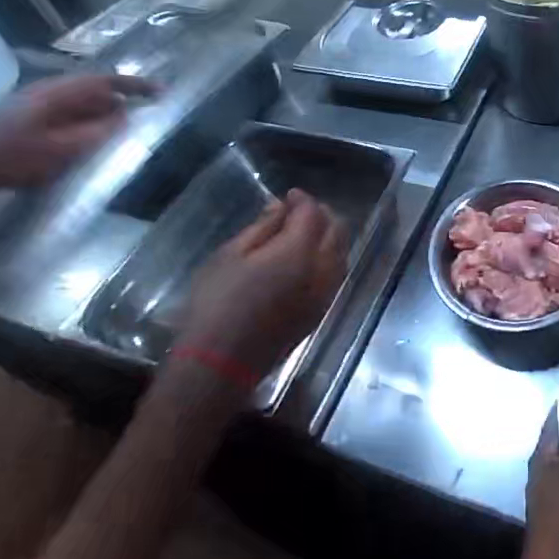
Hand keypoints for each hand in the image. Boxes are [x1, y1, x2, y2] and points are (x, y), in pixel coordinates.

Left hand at [0, 73, 153, 187]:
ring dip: (103, 118)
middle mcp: (47, 94)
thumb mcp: (61, 149)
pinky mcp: (26, 126)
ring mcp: (34, 109)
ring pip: (80, 107)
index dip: (135, 85)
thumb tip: (128, 118)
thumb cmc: (10, 158)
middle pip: (93, 92)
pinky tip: (89, 150)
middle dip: (121, 102)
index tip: (161, 92)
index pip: (105, 81)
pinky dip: (86, 129)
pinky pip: (67, 121)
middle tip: (146, 120)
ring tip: (124, 137)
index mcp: (57, 93)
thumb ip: (97, 133)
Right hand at [174, 190, 345, 375]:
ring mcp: (324, 296)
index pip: (313, 215)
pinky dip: (329, 259)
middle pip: (336, 232)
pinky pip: (336, 277)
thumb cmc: (217, 302)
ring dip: (329, 237)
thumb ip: (262, 228)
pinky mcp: (319, 315)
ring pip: (341, 256)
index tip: (288, 195)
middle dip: (322, 215)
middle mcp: (321, 272)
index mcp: (299, 253)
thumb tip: (281, 208)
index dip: (303, 200)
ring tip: (305, 232)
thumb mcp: (231, 254)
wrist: (220, 362)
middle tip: (299, 210)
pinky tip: (310, 259)